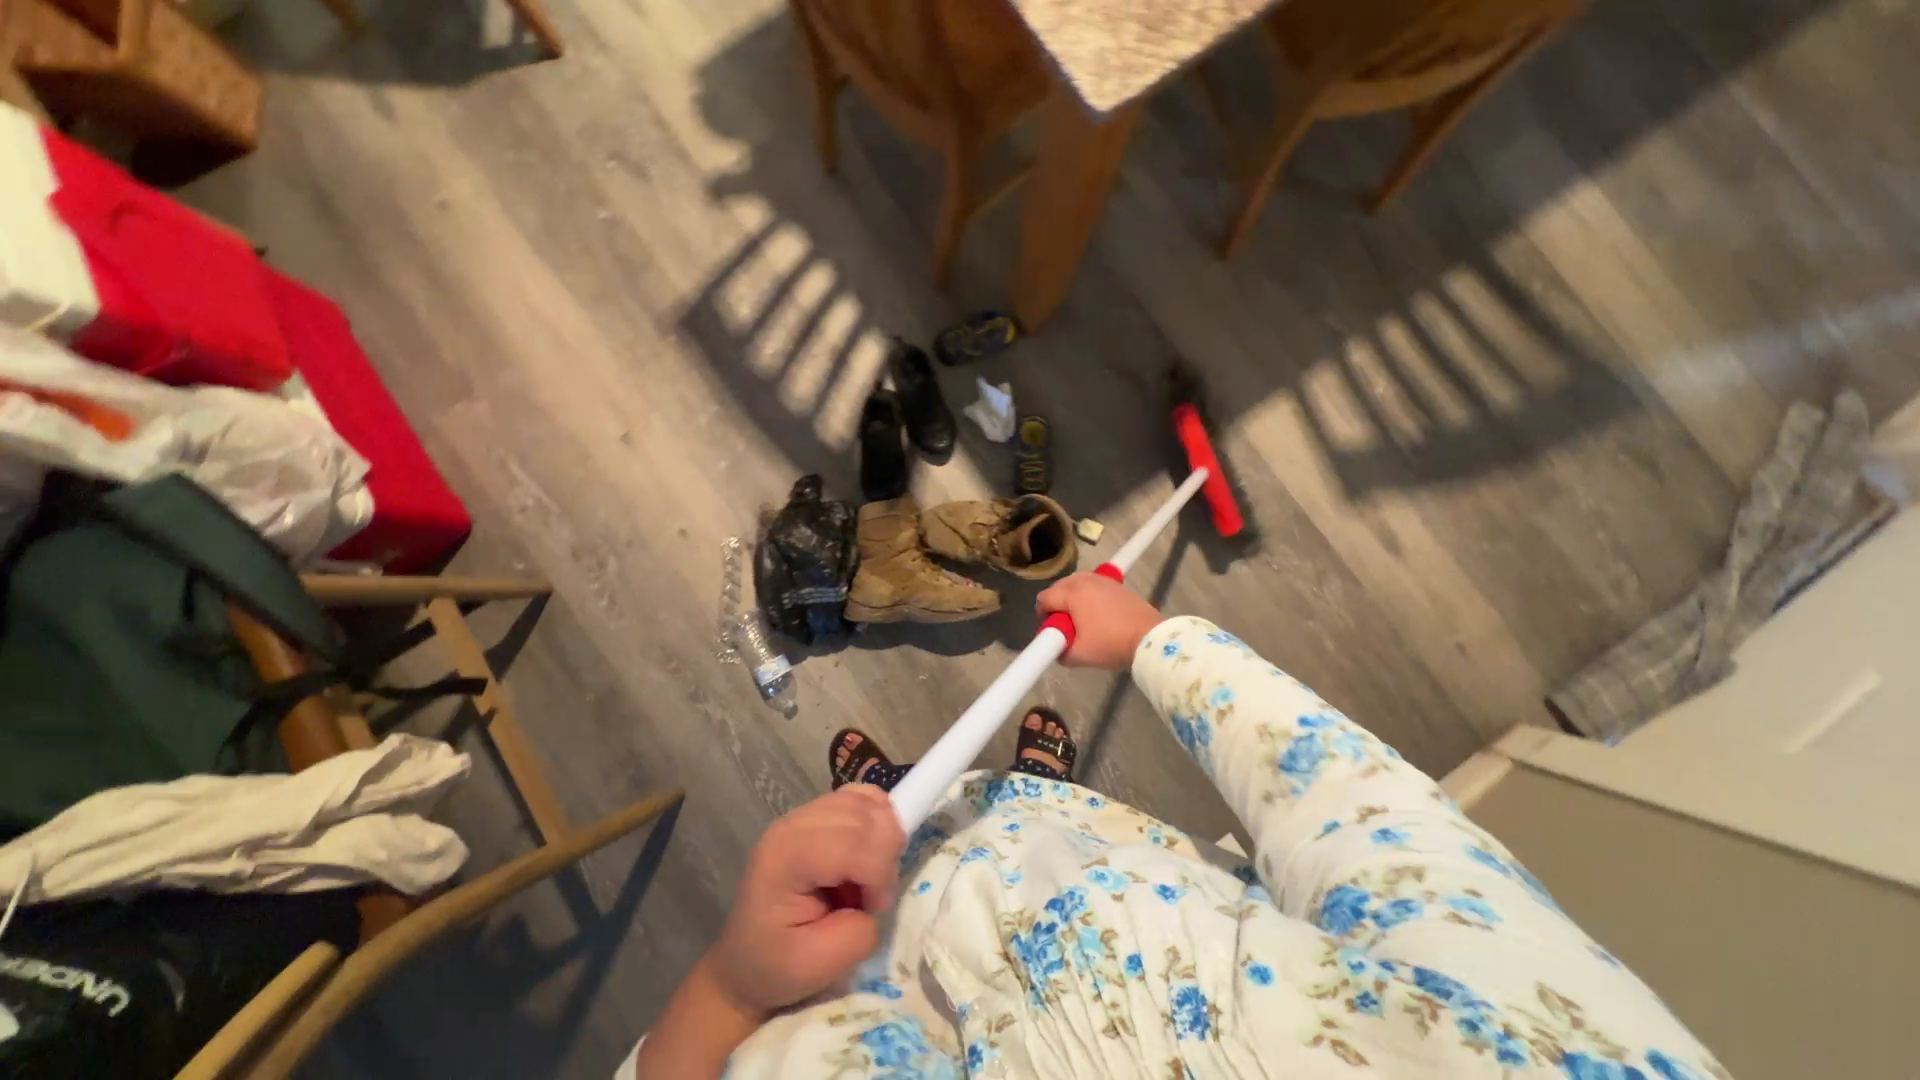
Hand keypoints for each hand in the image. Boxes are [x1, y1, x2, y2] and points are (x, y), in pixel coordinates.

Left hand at [708, 785, 904, 1016]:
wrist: (745, 963)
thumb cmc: (775, 966)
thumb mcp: (817, 966)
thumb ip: (858, 932)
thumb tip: (876, 897)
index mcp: (786, 859)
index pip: (854, 844)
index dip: (880, 875)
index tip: (875, 910)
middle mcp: (792, 825)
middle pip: (866, 816)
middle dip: (884, 857)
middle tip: (871, 896)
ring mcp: (803, 814)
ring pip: (867, 801)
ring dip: (882, 838)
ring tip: (869, 875)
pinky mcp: (815, 814)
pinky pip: (861, 798)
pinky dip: (877, 821)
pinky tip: (868, 852)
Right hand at [1037, 572, 1164, 670]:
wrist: (1149, 638)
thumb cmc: (1111, 644)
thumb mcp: (1078, 655)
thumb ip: (1058, 651)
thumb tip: (1054, 646)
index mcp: (1072, 593)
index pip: (1044, 599)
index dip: (1042, 617)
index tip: (1053, 632)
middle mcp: (1085, 580)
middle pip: (1058, 587)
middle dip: (1056, 606)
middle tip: (1065, 627)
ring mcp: (1102, 579)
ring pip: (1075, 584)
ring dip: (1071, 599)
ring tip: (1080, 620)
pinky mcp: (1116, 583)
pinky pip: (1092, 585)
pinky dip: (1088, 595)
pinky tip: (1096, 613)